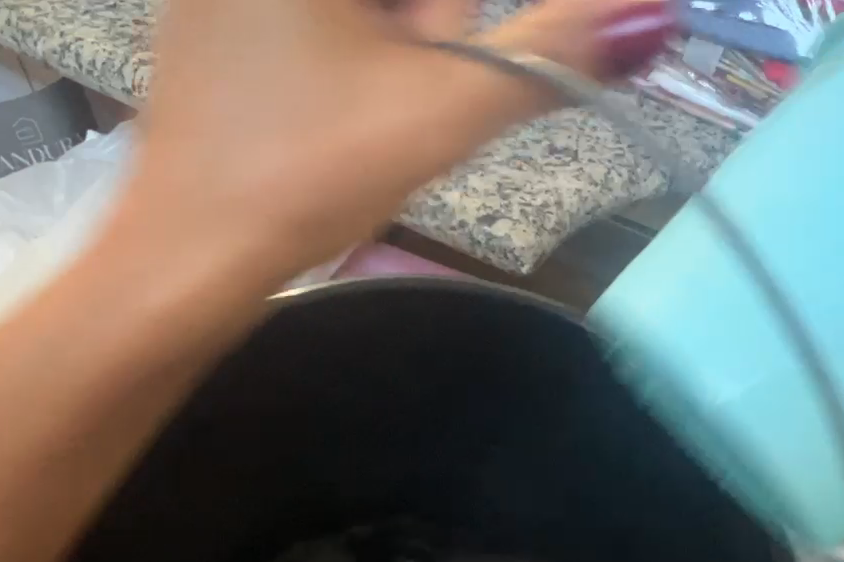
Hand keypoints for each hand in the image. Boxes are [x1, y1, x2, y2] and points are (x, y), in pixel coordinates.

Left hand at [106, 0, 672, 278]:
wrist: (189, 255)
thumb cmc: (305, 180)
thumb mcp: (440, 113)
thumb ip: (552, 57)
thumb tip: (654, 14)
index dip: (452, 33)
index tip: (439, 77)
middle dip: (433, 24)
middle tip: (411, 87)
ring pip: (374, 2)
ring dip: (404, 34)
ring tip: (369, 107)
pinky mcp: (222, 5)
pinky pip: (328, 14)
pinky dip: (358, 39)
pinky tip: (339, 96)